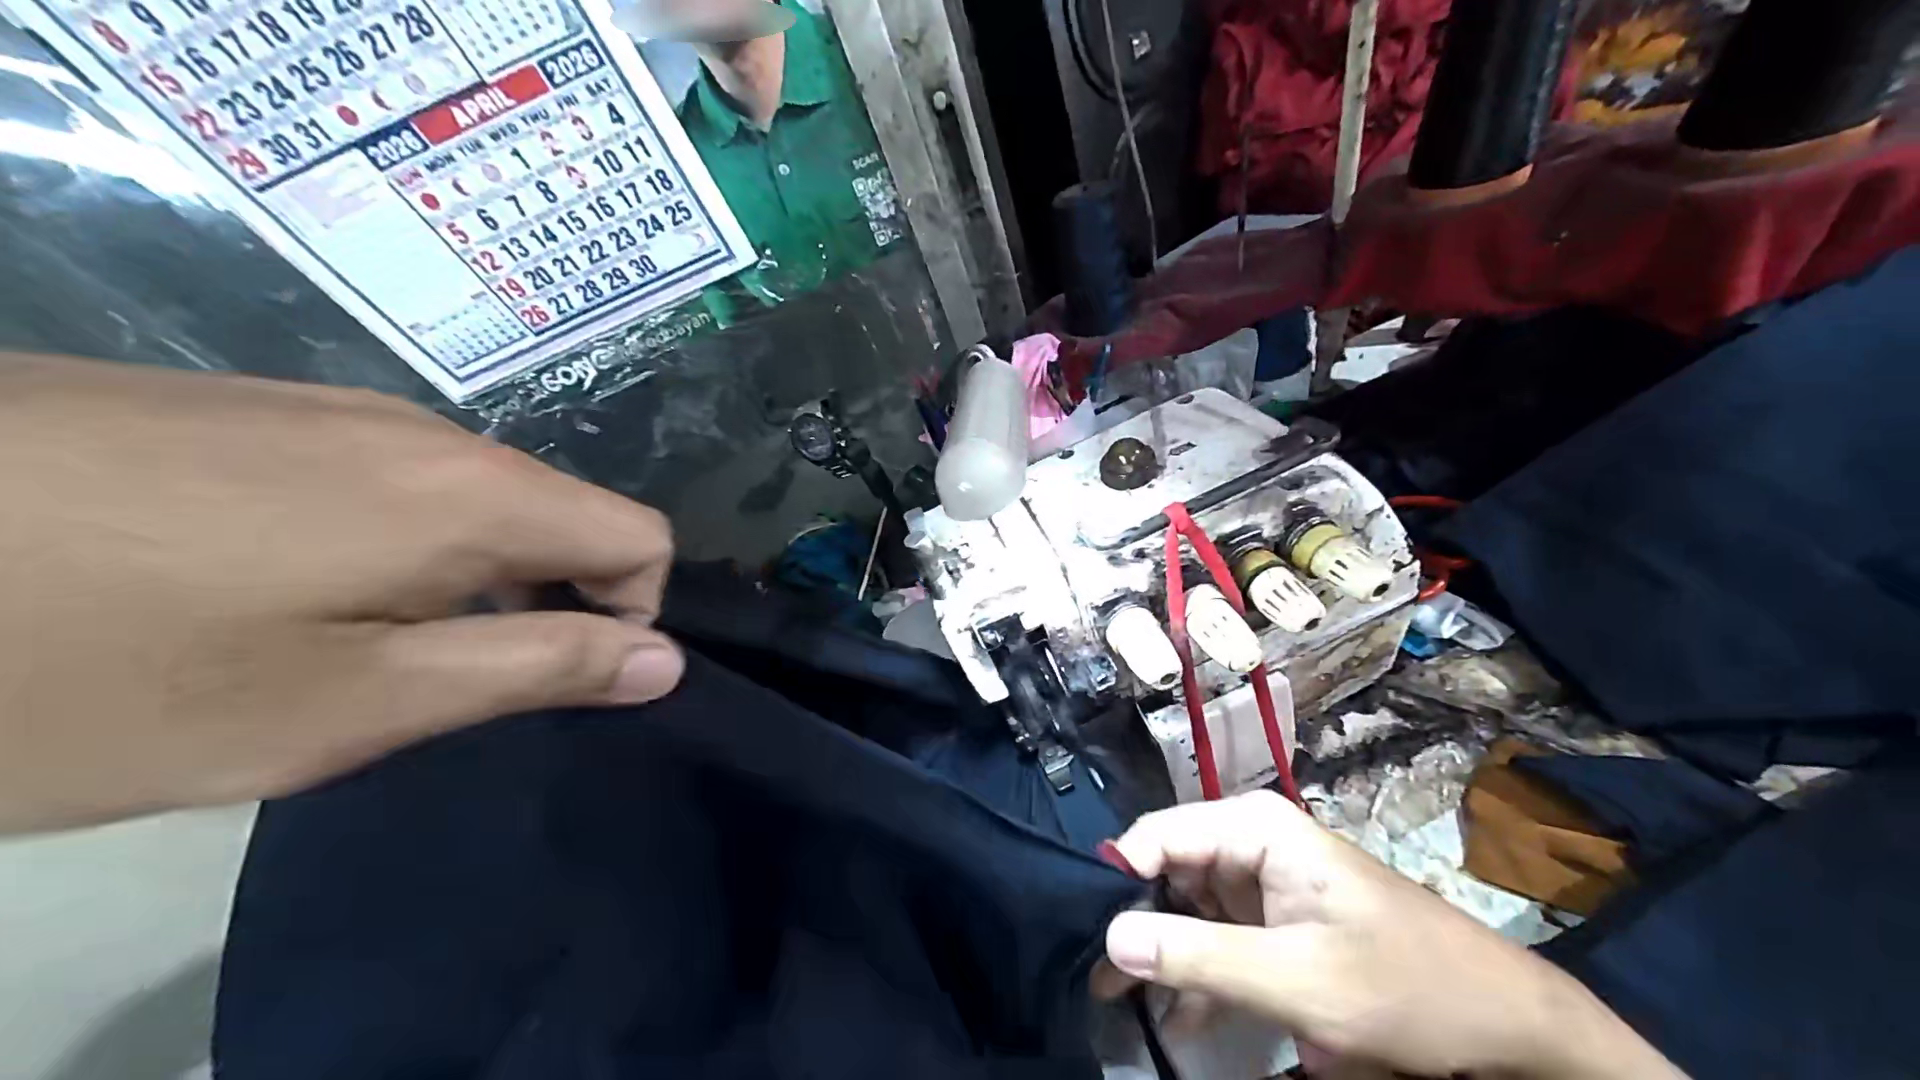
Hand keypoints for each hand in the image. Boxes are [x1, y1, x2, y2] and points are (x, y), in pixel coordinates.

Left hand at [0, 355, 682, 831]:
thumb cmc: (94, 666)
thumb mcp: (350, 704)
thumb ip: (534, 669)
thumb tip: (663, 660)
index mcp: (474, 495)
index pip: (641, 538)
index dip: (633, 613)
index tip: (554, 676)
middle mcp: (432, 432)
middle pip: (568, 515)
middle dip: (550, 599)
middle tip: (441, 679)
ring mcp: (342, 409)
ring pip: (484, 498)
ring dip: (473, 573)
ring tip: (354, 641)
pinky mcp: (262, 410)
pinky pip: (399, 476)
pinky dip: (401, 539)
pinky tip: (284, 585)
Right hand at [1102, 791, 1686, 1078]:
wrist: (1506, 1026)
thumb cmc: (1405, 985)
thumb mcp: (1298, 978)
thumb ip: (1199, 956)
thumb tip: (1110, 939)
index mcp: (1253, 826)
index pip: (1159, 835)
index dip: (1120, 878)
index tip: (1089, 932)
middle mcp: (1248, 840)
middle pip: (1168, 869)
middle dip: (1136, 922)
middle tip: (1100, 979)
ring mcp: (1259, 879)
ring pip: (1186, 905)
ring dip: (1163, 954)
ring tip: (1122, 1002)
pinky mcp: (1271, 918)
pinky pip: (1215, 936)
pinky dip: (1196, 973)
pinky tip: (1176, 1016)